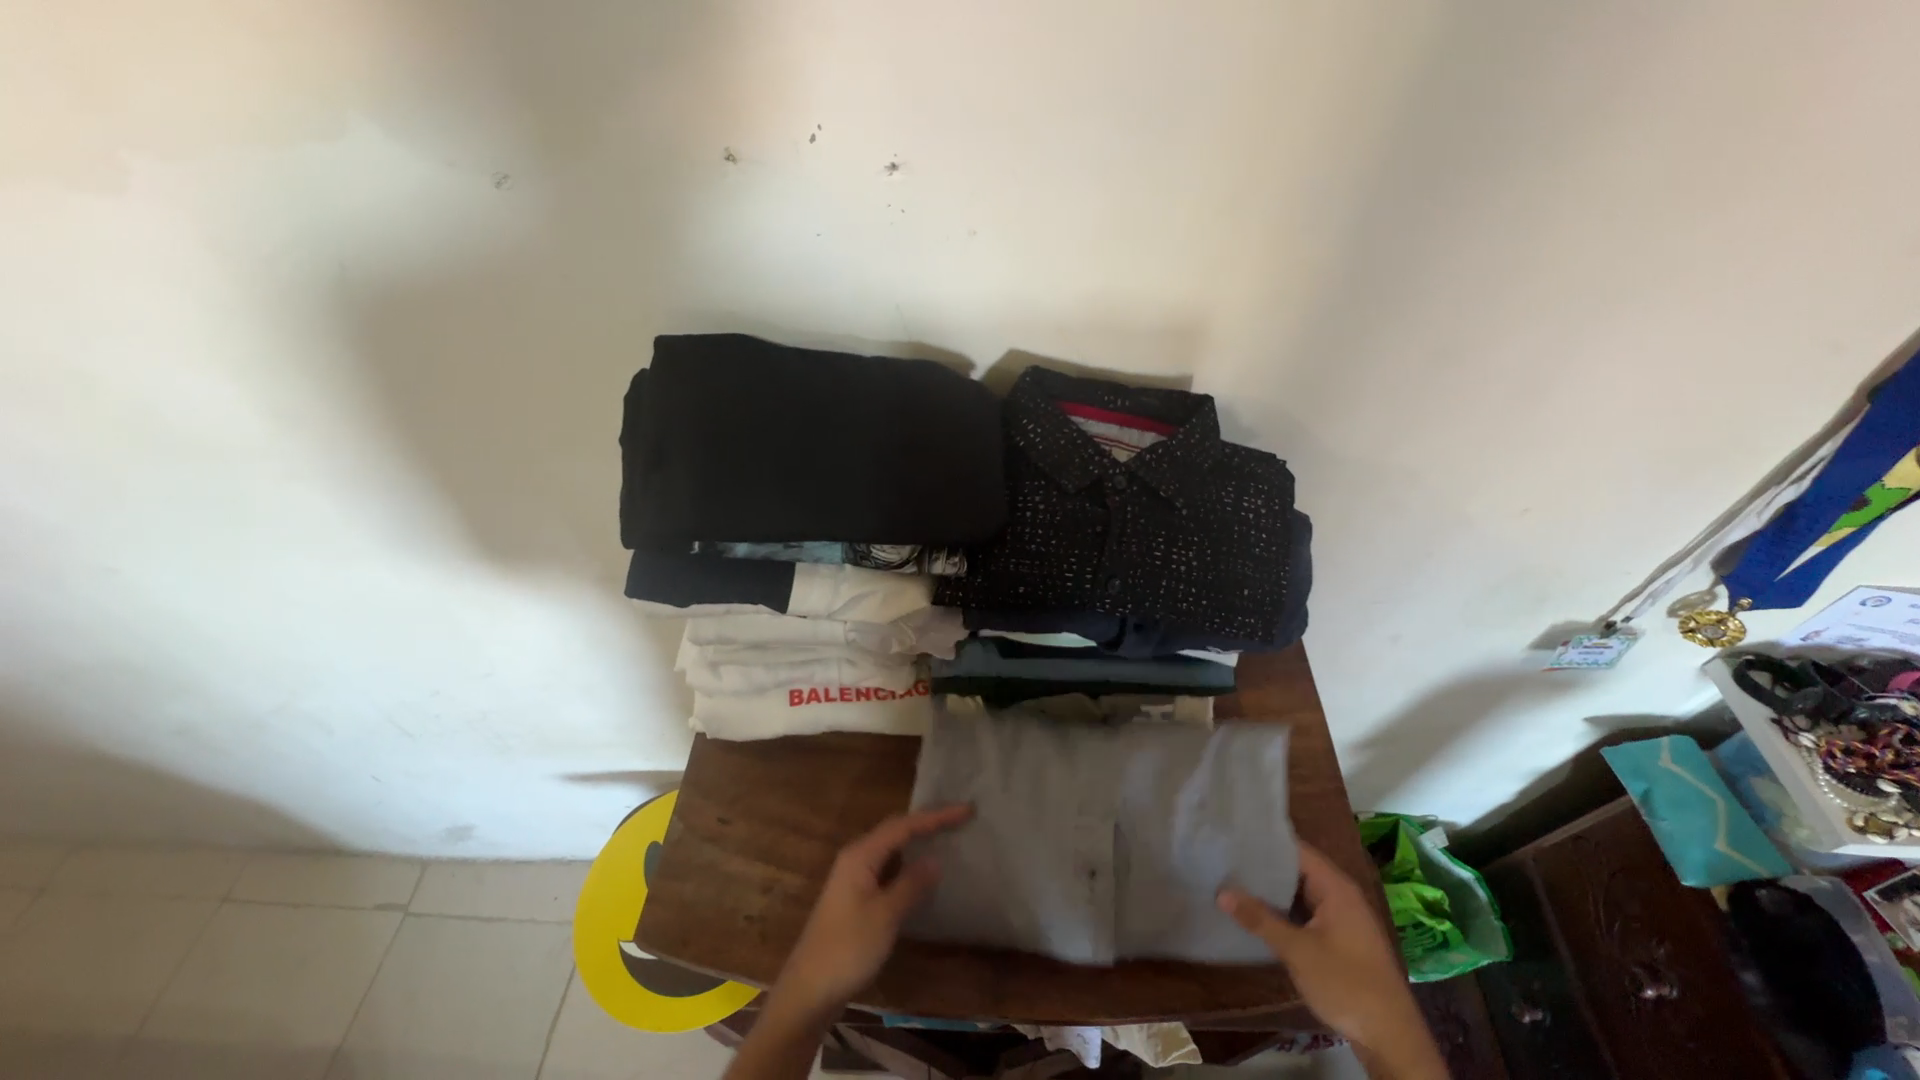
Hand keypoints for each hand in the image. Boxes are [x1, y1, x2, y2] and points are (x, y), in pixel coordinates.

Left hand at [772, 803, 973, 1015]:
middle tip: (960, 819)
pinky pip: (887, 869)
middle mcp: (855, 859)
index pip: (903, 825)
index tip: (967, 810)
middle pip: (895, 831)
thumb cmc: (848, 949)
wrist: (809, 989)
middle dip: (927, 822)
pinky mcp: (855, 899)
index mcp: (860, 855)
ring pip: (890, 849)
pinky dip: (908, 864)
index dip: (936, 816)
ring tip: (946, 837)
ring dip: (917, 841)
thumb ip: (911, 884)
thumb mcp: (885, 915)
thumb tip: (935, 859)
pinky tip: (923, 874)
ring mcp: (853, 879)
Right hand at [1218, 842, 1445, 1079]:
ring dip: (1272, 890)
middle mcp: (1342, 895)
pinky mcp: (1340, 939)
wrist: (1389, 1035)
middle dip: (1263, 865)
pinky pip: (1307, 912)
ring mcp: (1343, 918)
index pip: (1297, 849)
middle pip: (1298, 869)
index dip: (1266, 841)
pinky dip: (1284, 910)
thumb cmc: (1345, 983)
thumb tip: (1222, 892)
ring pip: (1301, 893)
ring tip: (1231, 879)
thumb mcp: (1297, 950)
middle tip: (1224, 857)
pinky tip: (1256, 913)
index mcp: (1336, 887)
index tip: (1232, 834)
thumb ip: (1260, 919)